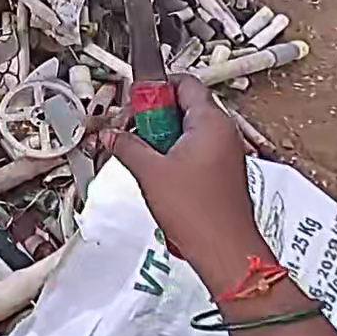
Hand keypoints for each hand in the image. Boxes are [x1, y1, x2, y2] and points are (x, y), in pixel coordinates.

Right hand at [101, 76, 262, 292]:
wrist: (225, 252)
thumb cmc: (198, 213)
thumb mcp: (150, 172)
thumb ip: (127, 146)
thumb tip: (112, 135)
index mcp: (211, 122)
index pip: (184, 83)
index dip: (156, 88)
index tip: (135, 104)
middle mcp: (223, 132)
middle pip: (184, 104)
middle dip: (154, 115)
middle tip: (133, 131)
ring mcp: (225, 152)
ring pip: (187, 127)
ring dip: (162, 135)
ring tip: (143, 154)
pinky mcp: (221, 171)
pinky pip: (195, 147)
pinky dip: (174, 152)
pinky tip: (158, 171)